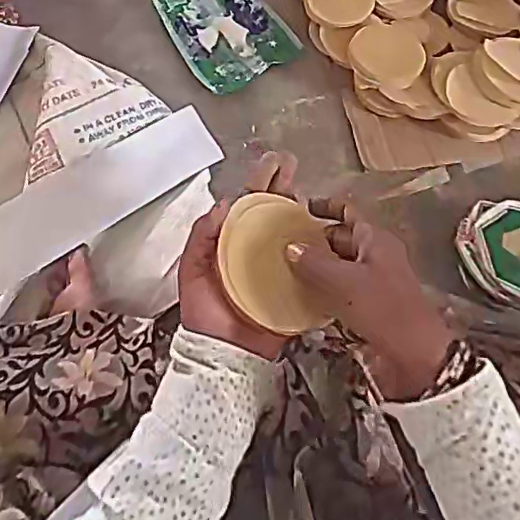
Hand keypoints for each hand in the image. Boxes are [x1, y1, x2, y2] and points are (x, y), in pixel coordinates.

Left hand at [177, 152, 301, 358]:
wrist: (224, 356)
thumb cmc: (205, 313)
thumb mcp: (192, 271)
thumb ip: (201, 237)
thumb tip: (225, 204)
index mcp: (234, 242)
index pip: (248, 205)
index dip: (260, 182)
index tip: (272, 163)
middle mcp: (258, 249)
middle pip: (274, 211)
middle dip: (284, 186)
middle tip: (293, 164)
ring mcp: (280, 266)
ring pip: (295, 231)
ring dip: (303, 210)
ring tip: (309, 193)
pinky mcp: (296, 286)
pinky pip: (311, 263)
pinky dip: (320, 247)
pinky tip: (327, 231)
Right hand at [287, 199, 453, 399]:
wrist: (415, 356)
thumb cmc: (383, 309)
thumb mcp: (344, 282)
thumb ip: (314, 262)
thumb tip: (290, 246)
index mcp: (375, 238)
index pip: (348, 212)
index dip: (326, 207)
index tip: (300, 208)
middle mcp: (376, 254)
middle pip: (342, 237)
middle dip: (316, 239)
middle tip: (285, 243)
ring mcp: (375, 280)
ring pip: (341, 264)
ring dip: (318, 266)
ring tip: (288, 269)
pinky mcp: (372, 305)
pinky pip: (343, 288)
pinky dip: (325, 288)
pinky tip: (304, 297)